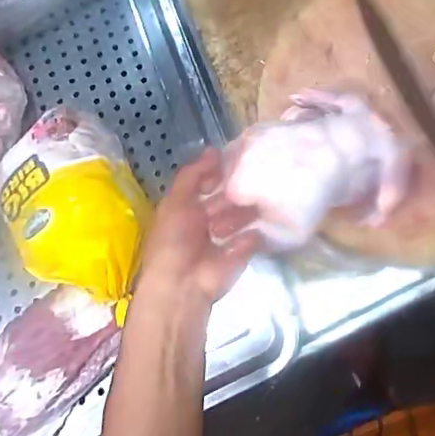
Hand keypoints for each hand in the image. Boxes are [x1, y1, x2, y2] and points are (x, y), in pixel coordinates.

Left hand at [135, 149, 257, 314]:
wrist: (184, 286)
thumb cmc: (173, 241)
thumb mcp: (176, 202)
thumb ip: (194, 176)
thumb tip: (214, 149)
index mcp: (185, 210)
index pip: (205, 184)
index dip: (218, 172)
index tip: (238, 158)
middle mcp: (205, 221)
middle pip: (226, 199)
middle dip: (237, 189)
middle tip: (257, 174)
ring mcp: (226, 237)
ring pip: (242, 214)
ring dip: (246, 210)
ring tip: (258, 199)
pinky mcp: (243, 251)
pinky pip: (255, 234)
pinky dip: (255, 230)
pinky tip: (260, 222)